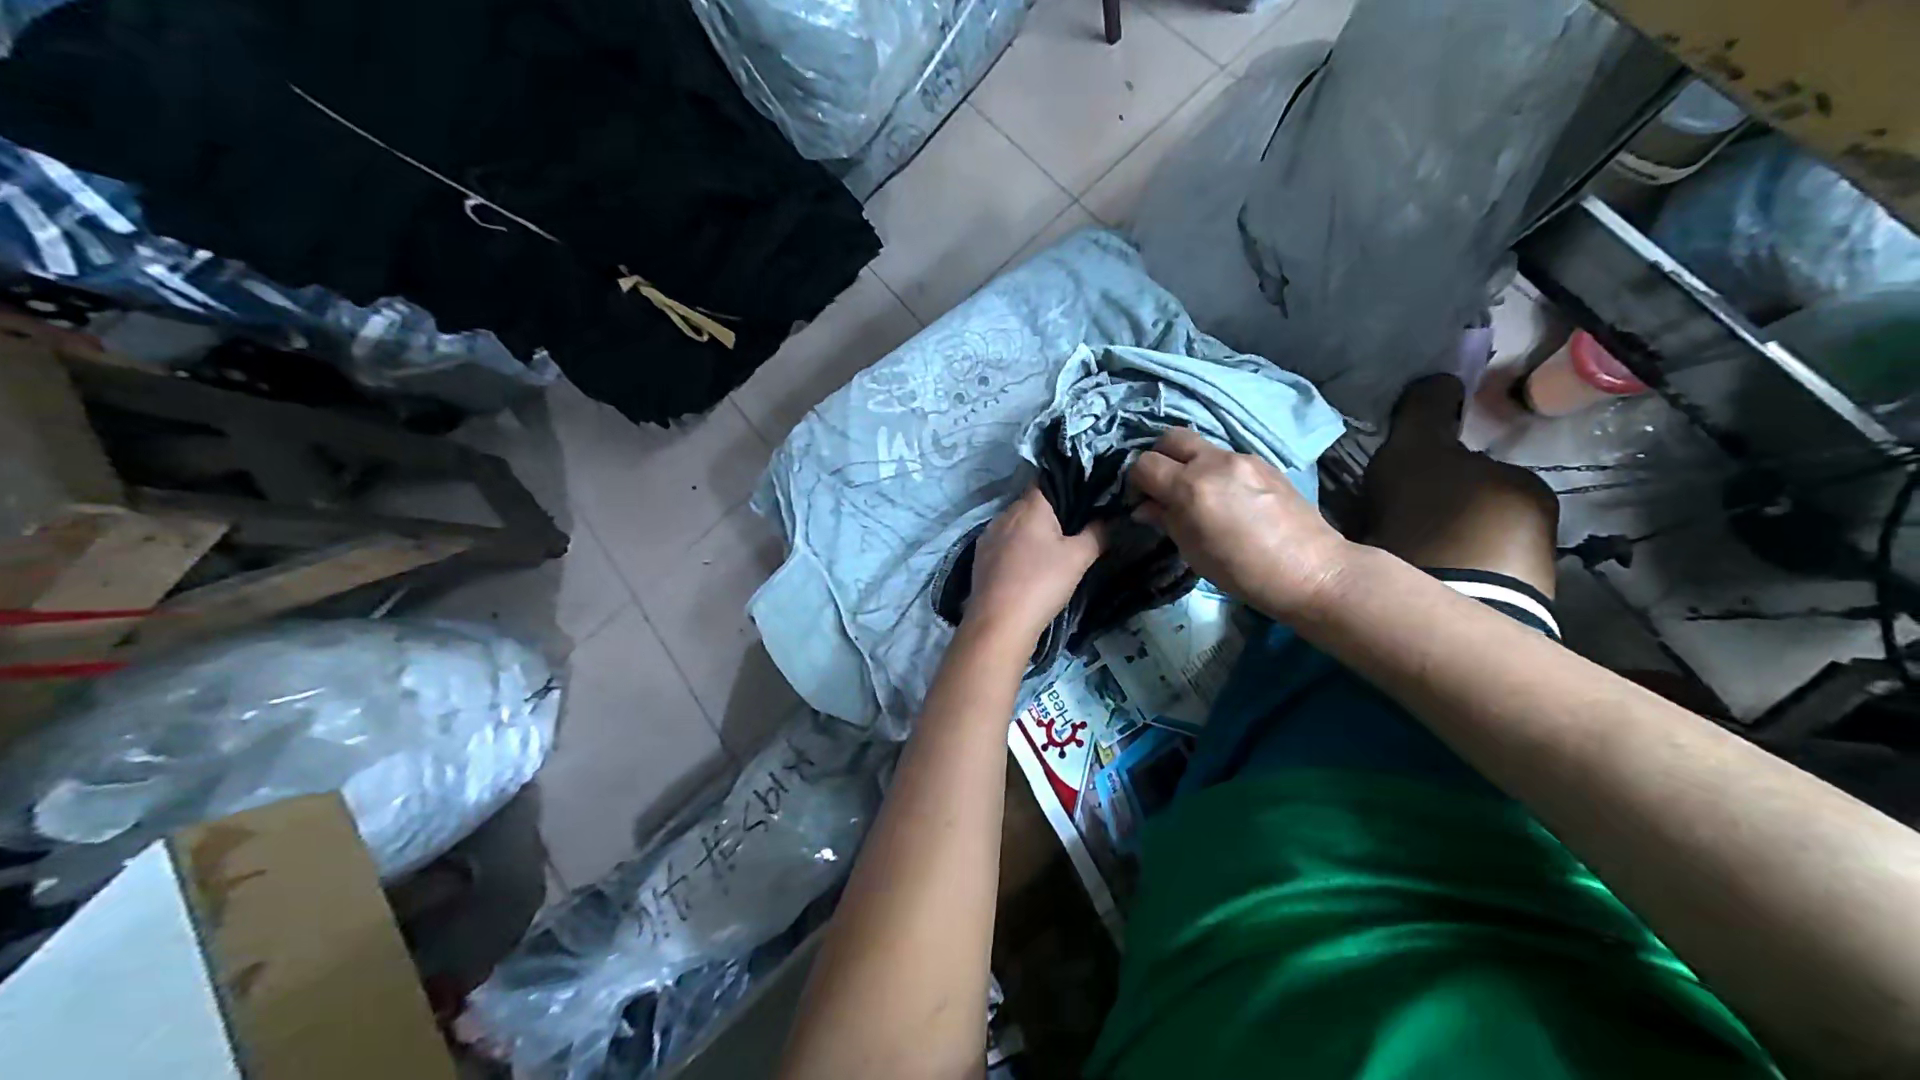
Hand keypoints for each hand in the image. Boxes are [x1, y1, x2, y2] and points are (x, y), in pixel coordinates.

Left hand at [966, 486, 1104, 641]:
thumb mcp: (1079, 558)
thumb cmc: (1042, 582)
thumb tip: (1111, 518)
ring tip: (1051, 549)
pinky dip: (1016, 548)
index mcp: (1029, 506)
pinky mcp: (980, 558)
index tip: (1083, 498)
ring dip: (1031, 532)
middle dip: (1050, 512)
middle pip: (1030, 503)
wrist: (999, 621)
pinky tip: (1027, 565)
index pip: (1046, 481)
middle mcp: (1004, 514)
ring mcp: (988, 536)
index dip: (1065, 485)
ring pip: (1015, 524)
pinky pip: (1003, 543)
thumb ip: (1098, 533)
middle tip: (1073, 527)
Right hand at [1129, 428, 1352, 618]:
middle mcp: (1214, 462)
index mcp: (1190, 486)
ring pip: (1201, 446)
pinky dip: (1215, 470)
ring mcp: (1243, 458)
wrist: (1310, 570)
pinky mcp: (1264, 462)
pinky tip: (1226, 497)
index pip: (1145, 463)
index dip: (1136, 481)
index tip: (1142, 501)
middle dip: (1159, 457)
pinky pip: (1227, 457)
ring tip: (1196, 494)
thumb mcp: (1192, 551)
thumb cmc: (1242, 571)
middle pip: (1171, 438)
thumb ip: (1166, 520)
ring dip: (1189, 464)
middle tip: (1162, 486)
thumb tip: (1145, 507)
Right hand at [1364, 375, 1559, 594]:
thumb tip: (1442, 377)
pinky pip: (1465, 576)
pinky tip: (1417, 581)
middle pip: (1466, 505)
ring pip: (1466, 543)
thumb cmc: (1431, 520)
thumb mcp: (1415, 453)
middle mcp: (1539, 522)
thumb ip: (1427, 412)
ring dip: (1436, 544)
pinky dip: (1442, 574)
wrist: (1448, 604)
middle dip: (1433, 510)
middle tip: (1391, 525)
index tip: (1394, 490)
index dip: (1426, 472)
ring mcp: (1528, 570)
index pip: (1467, 466)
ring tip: (1400, 558)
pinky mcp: (1509, 608)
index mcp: (1523, 482)